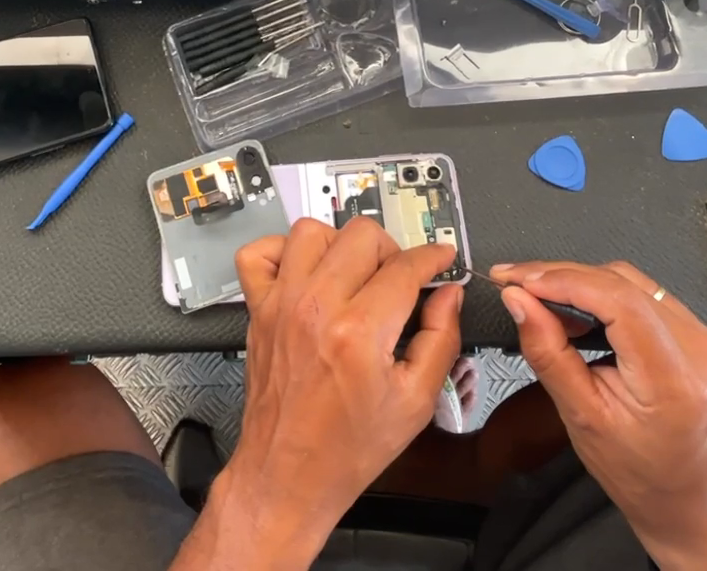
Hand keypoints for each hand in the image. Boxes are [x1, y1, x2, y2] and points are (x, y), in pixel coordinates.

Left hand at [173, 218, 460, 570]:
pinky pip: (258, 253)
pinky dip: (282, 251)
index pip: (404, 266)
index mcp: (359, 332)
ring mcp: (281, 303)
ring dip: (340, 243)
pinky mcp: (258, 308)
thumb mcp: (416, 402)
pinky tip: (305, 271)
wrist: (288, 474)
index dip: (432, 257)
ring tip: (354, 272)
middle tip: (398, 277)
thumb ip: (441, 338)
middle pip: (360, 235)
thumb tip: (448, 293)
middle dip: (391, 250)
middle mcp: (316, 307)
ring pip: (312, 231)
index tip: (440, 258)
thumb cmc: (349, 447)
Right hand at [493, 260, 706, 570]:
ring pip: (631, 281)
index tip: (516, 280)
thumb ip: (548, 353)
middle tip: (514, 281)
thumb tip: (517, 299)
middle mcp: (699, 351)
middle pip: (621, 282)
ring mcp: (705, 340)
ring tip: (539, 296)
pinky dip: (602, 292)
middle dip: (560, 274)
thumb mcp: (580, 418)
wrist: (691, 504)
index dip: (562, 280)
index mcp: (672, 380)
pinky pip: (644, 294)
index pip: (617, 300)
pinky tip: (575, 307)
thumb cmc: (636, 473)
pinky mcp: (700, 336)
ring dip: (579, 280)